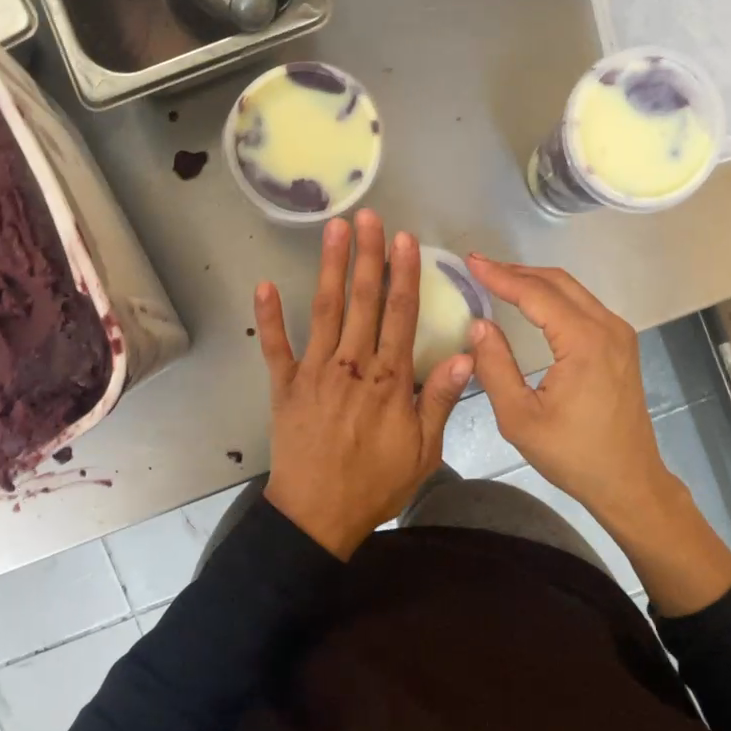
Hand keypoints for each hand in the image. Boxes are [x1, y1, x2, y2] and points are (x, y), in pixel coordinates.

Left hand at [256, 211, 472, 559]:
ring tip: (333, 229)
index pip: (401, 315)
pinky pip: (275, 347)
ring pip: (324, 310)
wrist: (318, 515)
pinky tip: (263, 285)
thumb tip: (467, 355)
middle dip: (367, 255)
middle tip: (367, 215)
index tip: (405, 239)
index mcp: (390, 380)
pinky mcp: (284, 387)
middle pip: (364, 301)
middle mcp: (353, 365)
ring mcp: (315, 373)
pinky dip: (268, 317)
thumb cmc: (375, 485)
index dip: (404, 274)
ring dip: (329, 267)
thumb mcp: (423, 451)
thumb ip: (441, 401)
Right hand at [465, 255, 730, 615]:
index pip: (536, 294)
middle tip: (479, 268)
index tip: (471, 262)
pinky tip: (530, 305)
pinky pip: (583, 307)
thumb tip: (478, 325)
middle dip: (517, 272)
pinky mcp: (620, 346)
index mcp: (584, 342)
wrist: (628, 480)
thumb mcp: (519, 417)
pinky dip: (553, 298)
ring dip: (535, 282)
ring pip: (573, 291)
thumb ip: (495, 367)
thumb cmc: (572, 454)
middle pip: (558, 282)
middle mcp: (607, 328)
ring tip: (498, 281)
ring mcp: (619, 335)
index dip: (500, 277)